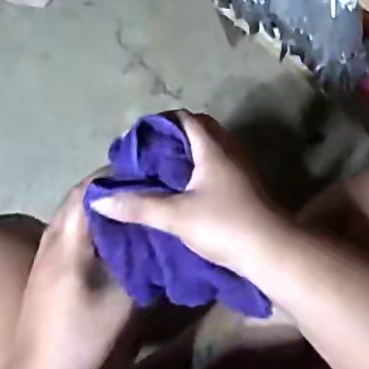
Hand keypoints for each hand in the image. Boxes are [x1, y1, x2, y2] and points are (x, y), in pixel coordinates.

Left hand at [1, 176, 133, 368]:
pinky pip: (69, 226)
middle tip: (147, 181)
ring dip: (100, 199)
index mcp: (68, 243)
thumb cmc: (81, 341)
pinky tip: (114, 228)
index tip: (151, 170)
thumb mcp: (123, 301)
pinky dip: (91, 217)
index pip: (90, 190)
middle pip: (79, 195)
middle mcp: (51, 240)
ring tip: (135, 199)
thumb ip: (141, 260)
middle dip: (112, 182)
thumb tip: (161, 230)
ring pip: (72, 210)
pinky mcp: (45, 268)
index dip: (120, 174)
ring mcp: (43, 254)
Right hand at [88, 112, 288, 273]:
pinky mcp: (244, 185)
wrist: (269, 249)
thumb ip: (138, 205)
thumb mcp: (176, 216)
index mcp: (213, 147)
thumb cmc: (223, 224)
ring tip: (160, 171)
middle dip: (173, 137)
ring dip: (187, 153)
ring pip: (210, 148)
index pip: (186, 119)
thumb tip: (99, 198)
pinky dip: (198, 167)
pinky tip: (183, 189)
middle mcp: (229, 149)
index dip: (161, 123)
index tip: (137, 138)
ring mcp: (240, 166)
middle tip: (146, 155)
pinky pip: (218, 164)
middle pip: (200, 130)